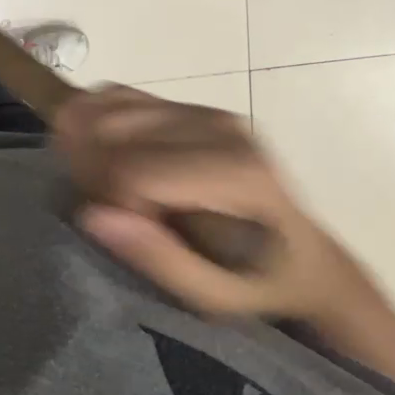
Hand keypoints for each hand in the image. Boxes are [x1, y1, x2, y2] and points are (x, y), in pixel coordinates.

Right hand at [54, 87, 374, 322]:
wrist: (307, 259)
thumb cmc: (260, 284)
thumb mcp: (215, 298)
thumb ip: (158, 259)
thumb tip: (92, 215)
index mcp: (235, 173)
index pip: (130, 170)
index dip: (108, 202)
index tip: (120, 232)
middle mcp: (220, 127)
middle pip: (111, 130)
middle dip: (90, 172)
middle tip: (106, 210)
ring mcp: (203, 110)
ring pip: (104, 108)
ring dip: (87, 147)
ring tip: (106, 186)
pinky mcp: (188, 104)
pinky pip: (114, 96)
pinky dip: (93, 122)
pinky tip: (105, 157)